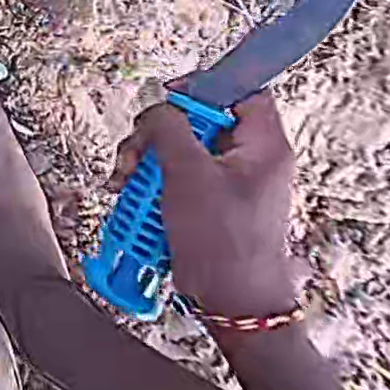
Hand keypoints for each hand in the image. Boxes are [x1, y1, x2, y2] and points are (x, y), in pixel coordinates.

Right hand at [112, 91, 297, 315]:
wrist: (230, 302)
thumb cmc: (220, 239)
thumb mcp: (187, 173)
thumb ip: (169, 129)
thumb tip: (159, 109)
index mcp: (263, 146)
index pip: (243, 93)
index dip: (205, 87)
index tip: (170, 97)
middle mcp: (248, 159)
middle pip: (198, 121)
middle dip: (158, 133)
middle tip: (137, 151)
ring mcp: (227, 181)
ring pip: (179, 147)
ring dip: (145, 158)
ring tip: (126, 179)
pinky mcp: (206, 200)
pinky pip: (174, 174)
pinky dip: (149, 179)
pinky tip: (129, 192)